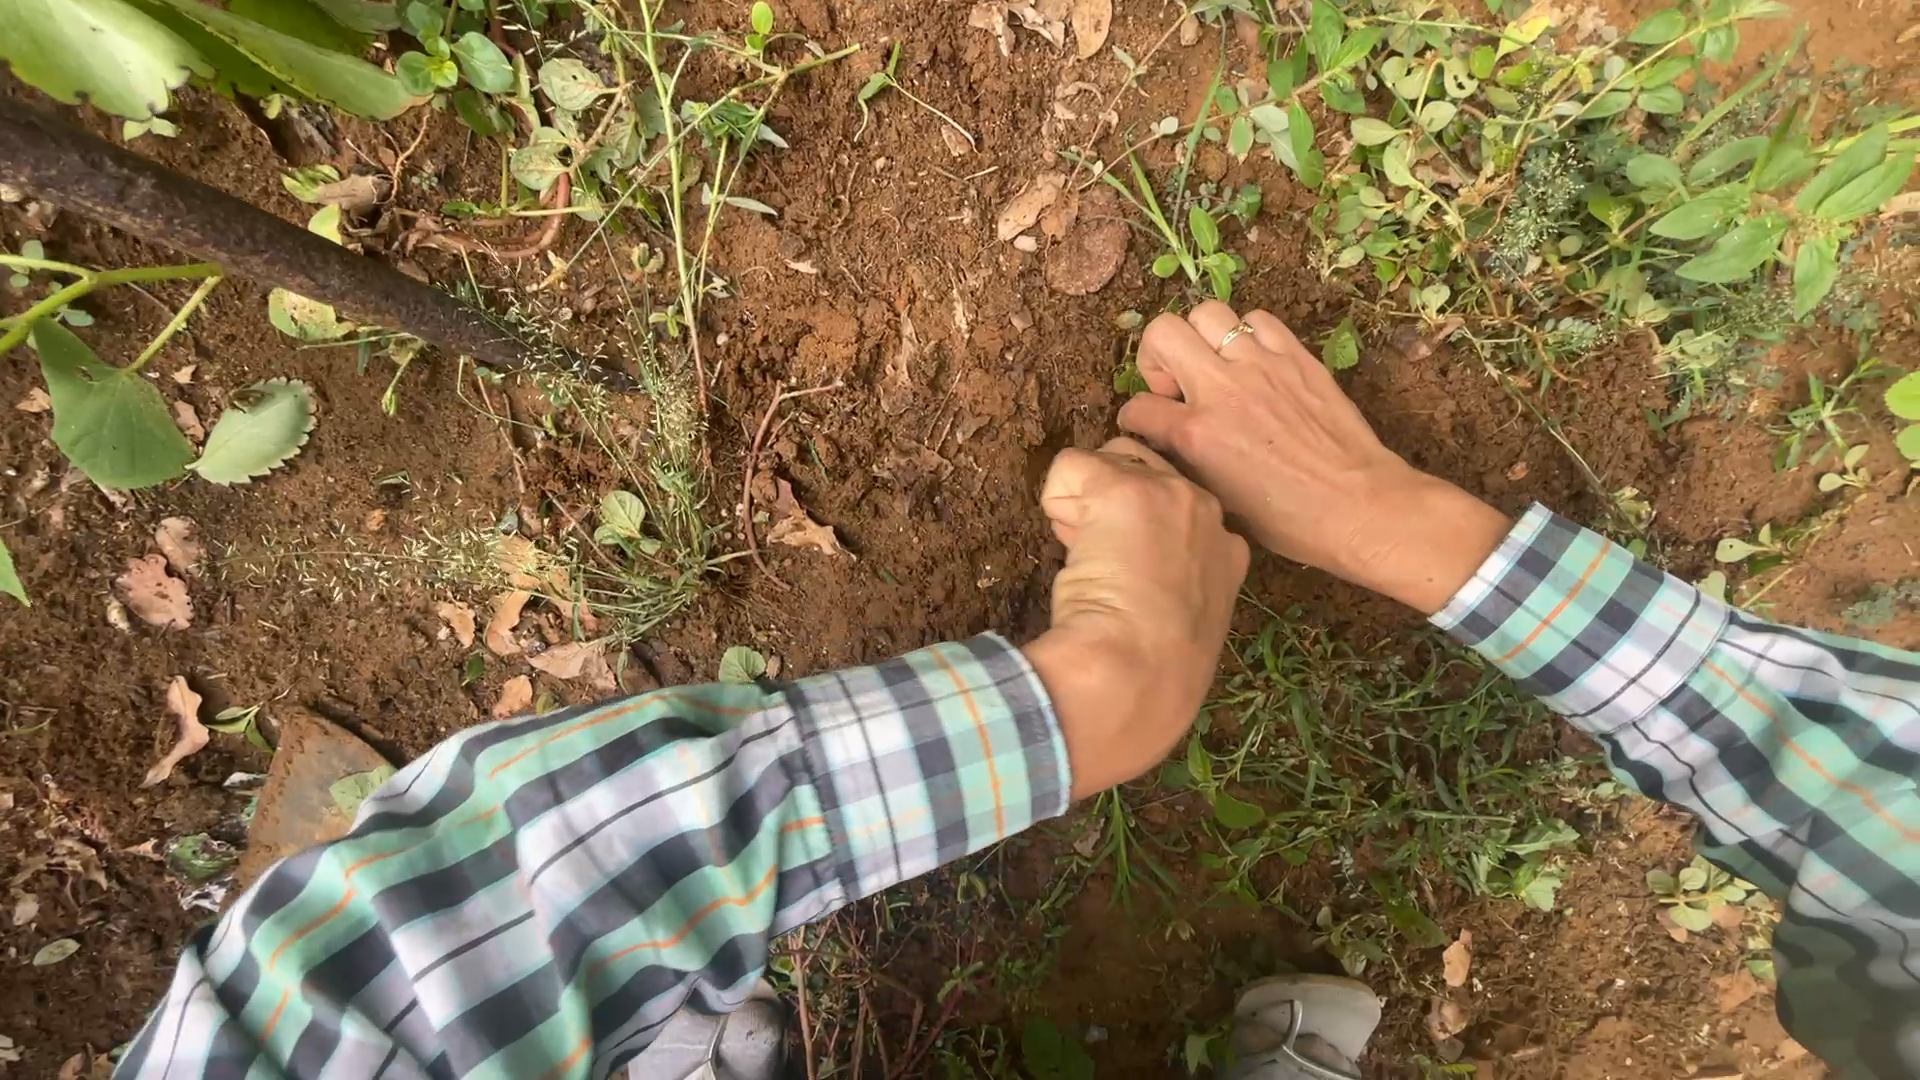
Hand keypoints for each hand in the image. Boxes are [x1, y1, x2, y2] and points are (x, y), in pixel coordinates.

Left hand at [1022, 438, 1248, 799]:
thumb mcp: (1180, 625)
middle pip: (1144, 472)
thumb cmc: (1153, 669)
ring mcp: (1169, 493)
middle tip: (1098, 562)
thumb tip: (1131, 568)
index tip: (1124, 574)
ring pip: (1109, 461)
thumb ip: (1169, 584)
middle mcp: (1207, 511)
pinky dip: (1056, 500)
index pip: (1176, 510)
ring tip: (1085, 557)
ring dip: (1084, 502)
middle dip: (1110, 505)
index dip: (1139, 534)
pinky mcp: (1124, 488)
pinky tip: (1069, 546)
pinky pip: (1069, 466)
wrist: (1136, 676)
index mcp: (1227, 551)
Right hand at [1116, 301, 1510, 615]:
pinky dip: (1246, 335)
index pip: (1138, 406)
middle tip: (1175, 385)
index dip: (1134, 417)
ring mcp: (1262, 366)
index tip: (1146, 425)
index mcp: (1196, 435)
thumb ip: (1181, 459)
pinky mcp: (1297, 357)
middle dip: (1155, 357)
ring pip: (1208, 313)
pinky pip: (1259, 320)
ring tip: (1213, 366)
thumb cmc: (1284, 519)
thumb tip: (1164, 437)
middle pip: (1162, 333)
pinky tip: (1253, 364)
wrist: (1356, 507)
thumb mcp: (1214, 498)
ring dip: (1200, 338)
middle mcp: (1222, 390)